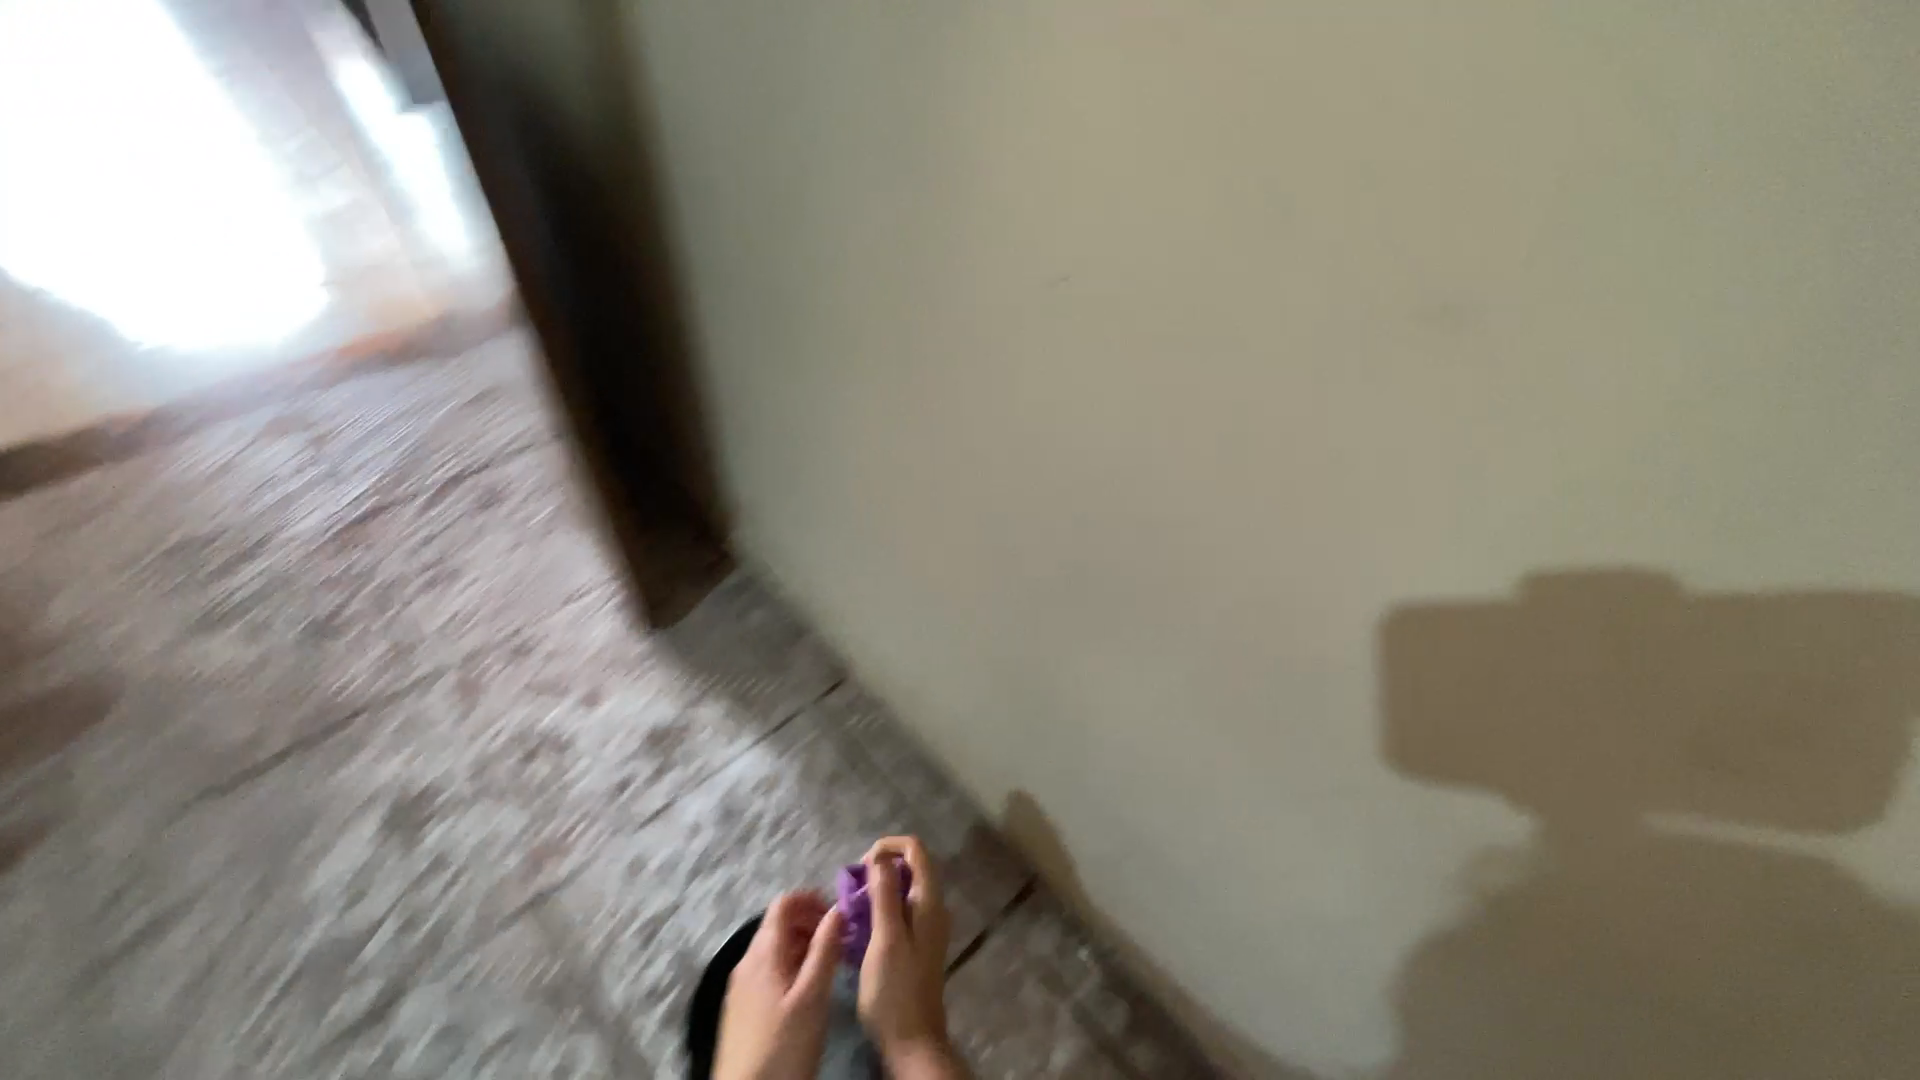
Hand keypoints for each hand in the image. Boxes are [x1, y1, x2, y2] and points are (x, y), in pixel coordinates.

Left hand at [714, 890, 844, 1079]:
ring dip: (803, 946)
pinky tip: (807, 991)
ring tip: (830, 965)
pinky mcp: (741, 1009)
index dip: (812, 899)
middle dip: (811, 923)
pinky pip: (768, 971)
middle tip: (840, 940)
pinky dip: (790, 967)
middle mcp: (747, 962)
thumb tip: (838, 909)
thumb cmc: (784, 1044)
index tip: (839, 913)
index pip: (784, 903)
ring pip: (774, 950)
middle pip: (778, 924)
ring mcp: (741, 986)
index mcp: (763, 952)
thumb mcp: (813, 995)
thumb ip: (826, 948)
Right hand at [857, 837, 962, 1074]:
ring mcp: (926, 925)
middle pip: (909, 867)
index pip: (916, 849)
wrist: (912, 1040)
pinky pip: (899, 910)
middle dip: (879, 868)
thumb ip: (885, 894)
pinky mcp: (916, 942)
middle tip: (851, 891)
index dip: (887, 847)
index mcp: (930, 901)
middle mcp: (933, 907)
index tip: (861, 867)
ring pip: (902, 889)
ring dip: (877, 890)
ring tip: (851, 909)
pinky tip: (860, 928)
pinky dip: (880, 909)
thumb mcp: (886, 938)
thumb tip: (880, 856)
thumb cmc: (895, 990)